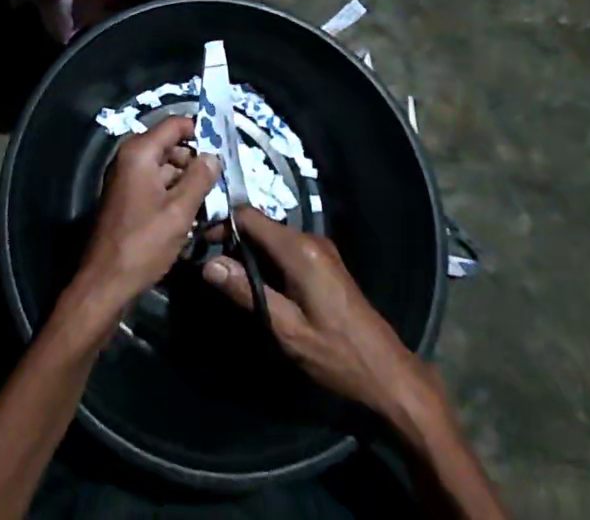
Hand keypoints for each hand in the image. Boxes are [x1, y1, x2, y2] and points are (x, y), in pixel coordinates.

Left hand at [78, 116, 220, 308]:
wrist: (106, 280)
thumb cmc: (143, 243)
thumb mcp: (179, 211)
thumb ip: (199, 178)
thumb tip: (213, 156)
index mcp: (139, 152)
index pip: (175, 124)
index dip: (201, 130)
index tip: (226, 145)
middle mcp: (129, 158)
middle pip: (171, 146)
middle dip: (197, 161)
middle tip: (223, 181)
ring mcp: (126, 178)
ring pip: (165, 168)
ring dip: (188, 182)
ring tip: (213, 202)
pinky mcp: (127, 197)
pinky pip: (156, 185)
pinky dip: (174, 194)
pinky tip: (193, 214)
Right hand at [202, 207, 448, 439]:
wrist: (389, 373)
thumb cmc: (336, 354)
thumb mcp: (286, 328)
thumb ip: (246, 292)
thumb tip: (207, 265)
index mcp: (299, 250)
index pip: (249, 216)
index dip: (221, 224)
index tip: (201, 245)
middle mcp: (310, 240)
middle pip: (259, 225)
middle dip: (232, 240)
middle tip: (209, 266)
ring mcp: (320, 250)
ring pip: (271, 237)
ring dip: (248, 252)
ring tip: (227, 278)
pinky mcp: (324, 263)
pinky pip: (285, 249)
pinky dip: (265, 259)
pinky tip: (257, 284)